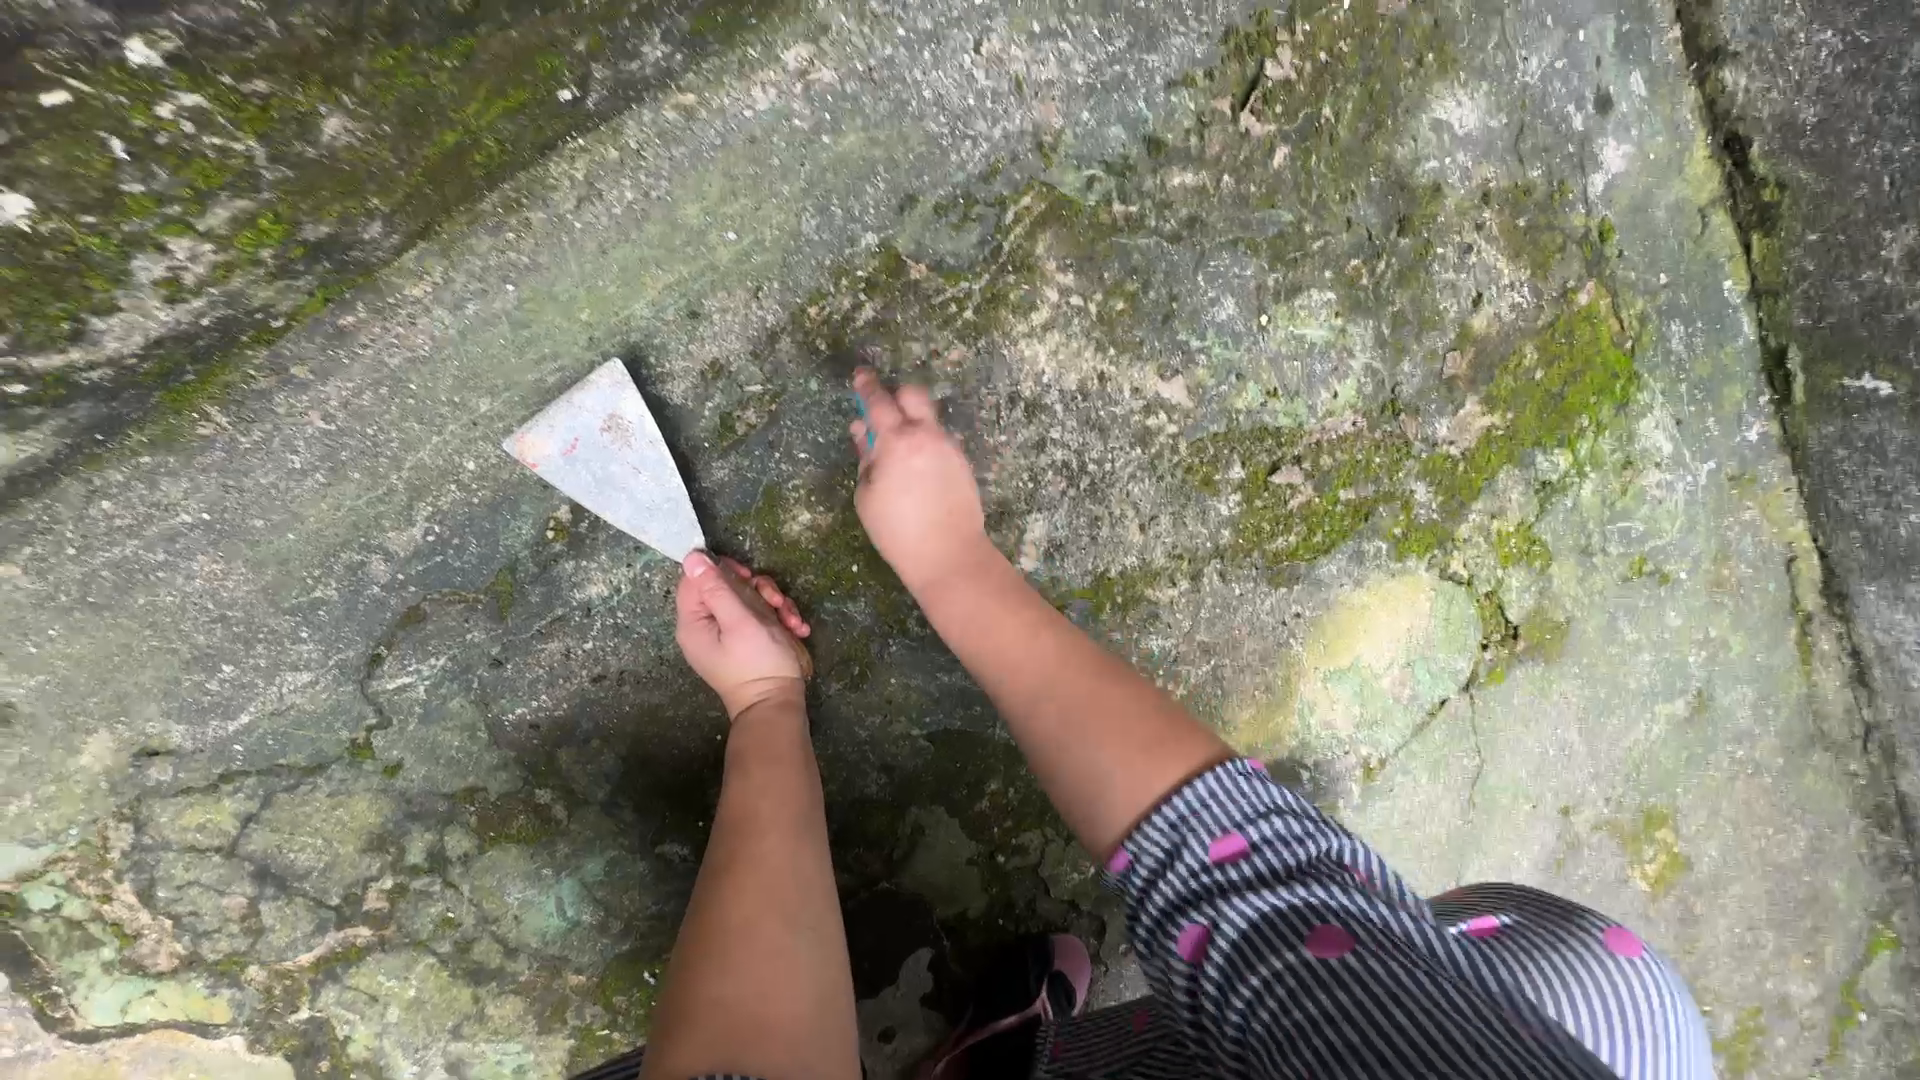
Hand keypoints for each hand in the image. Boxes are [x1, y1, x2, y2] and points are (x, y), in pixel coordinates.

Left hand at [674, 552, 812, 720]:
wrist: (779, 703)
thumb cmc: (756, 663)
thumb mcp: (739, 621)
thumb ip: (716, 588)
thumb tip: (692, 556)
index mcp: (694, 622)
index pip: (694, 579)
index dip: (718, 570)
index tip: (745, 575)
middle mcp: (708, 625)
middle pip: (726, 586)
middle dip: (756, 588)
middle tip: (773, 598)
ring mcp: (731, 632)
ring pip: (750, 597)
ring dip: (774, 602)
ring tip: (790, 620)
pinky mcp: (751, 638)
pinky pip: (763, 615)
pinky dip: (781, 617)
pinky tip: (796, 629)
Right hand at [849, 368, 993, 593]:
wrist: (949, 554)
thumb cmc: (897, 531)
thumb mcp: (867, 495)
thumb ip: (866, 458)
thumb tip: (863, 432)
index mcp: (898, 441)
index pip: (879, 402)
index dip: (866, 386)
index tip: (860, 376)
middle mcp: (927, 436)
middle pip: (914, 394)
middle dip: (898, 395)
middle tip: (884, 412)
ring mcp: (949, 447)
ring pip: (929, 419)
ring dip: (913, 424)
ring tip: (901, 454)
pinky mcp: (962, 462)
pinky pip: (940, 441)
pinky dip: (927, 445)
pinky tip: (919, 471)